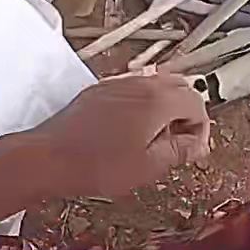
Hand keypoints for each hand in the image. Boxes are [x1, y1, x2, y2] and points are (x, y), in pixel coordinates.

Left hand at [21, 72, 210, 197]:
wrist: (49, 157)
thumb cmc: (96, 164)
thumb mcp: (148, 166)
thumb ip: (180, 151)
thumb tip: (198, 145)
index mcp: (157, 100)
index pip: (197, 102)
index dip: (200, 127)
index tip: (192, 148)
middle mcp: (139, 84)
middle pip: (180, 87)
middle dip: (186, 113)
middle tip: (179, 142)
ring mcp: (117, 83)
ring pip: (156, 85)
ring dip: (165, 107)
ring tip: (156, 138)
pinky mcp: (100, 90)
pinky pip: (133, 88)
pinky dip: (143, 104)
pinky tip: (132, 130)